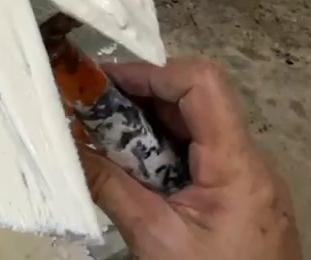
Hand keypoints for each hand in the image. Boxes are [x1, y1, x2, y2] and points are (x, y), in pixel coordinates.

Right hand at [79, 59, 300, 259]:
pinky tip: (131, 167)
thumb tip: (59, 139)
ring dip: (143, 122)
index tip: (104, 84)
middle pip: (192, 99)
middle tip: (90, 108)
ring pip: (191, 123)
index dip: (150, 72)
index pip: (201, 84)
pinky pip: (196, 150)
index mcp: (239, 166)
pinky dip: (158, 146)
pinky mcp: (240, 196)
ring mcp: (248, 180)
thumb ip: (107, 183)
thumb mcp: (154, 236)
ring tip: (103, 139)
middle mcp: (251, 163)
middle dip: (136, 96)